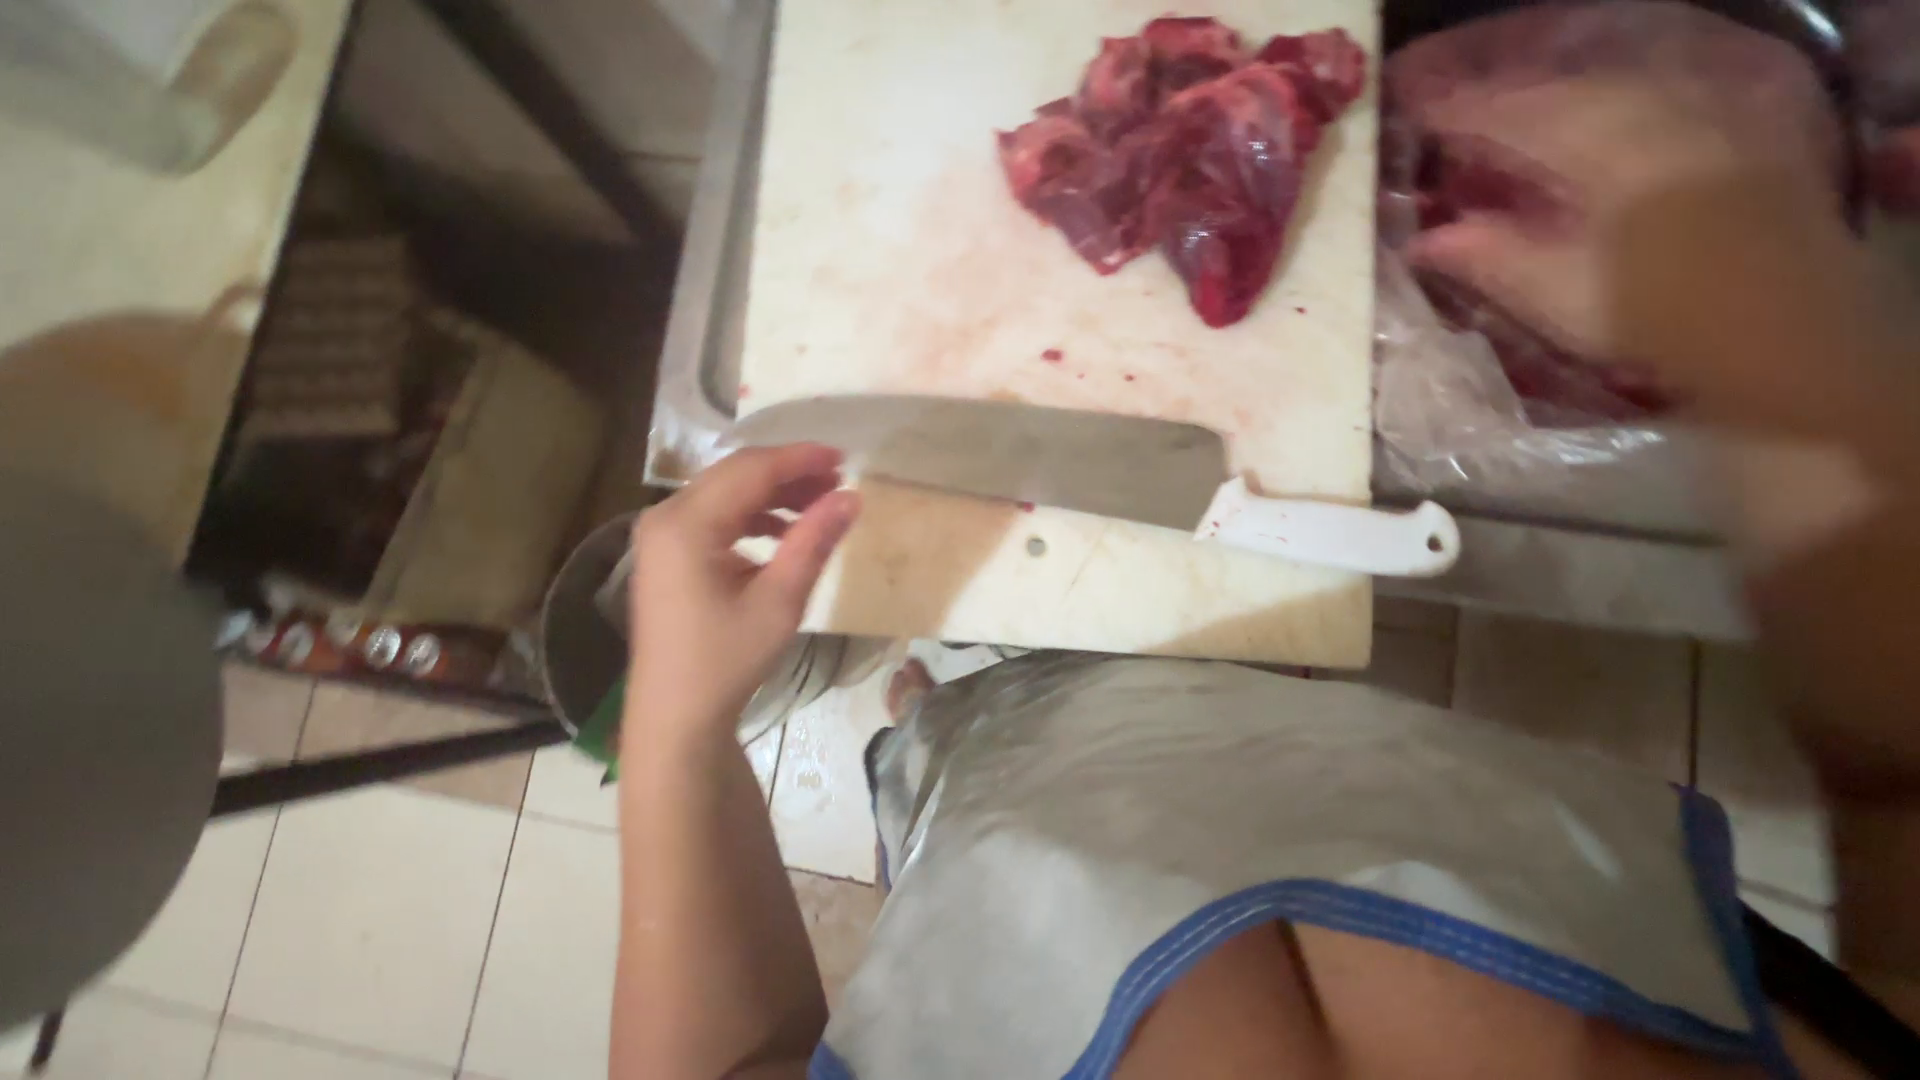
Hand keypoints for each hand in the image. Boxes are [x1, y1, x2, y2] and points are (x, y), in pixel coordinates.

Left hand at [626, 443, 859, 733]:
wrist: (677, 715)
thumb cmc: (727, 660)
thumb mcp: (779, 601)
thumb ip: (813, 541)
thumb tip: (851, 497)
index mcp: (687, 524)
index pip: (750, 470)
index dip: (800, 459)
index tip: (845, 459)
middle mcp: (665, 517)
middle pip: (735, 475)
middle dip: (789, 474)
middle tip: (838, 482)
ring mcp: (661, 536)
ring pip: (725, 494)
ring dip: (772, 496)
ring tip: (819, 507)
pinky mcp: (667, 555)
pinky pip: (714, 518)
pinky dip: (751, 518)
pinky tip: (783, 535)